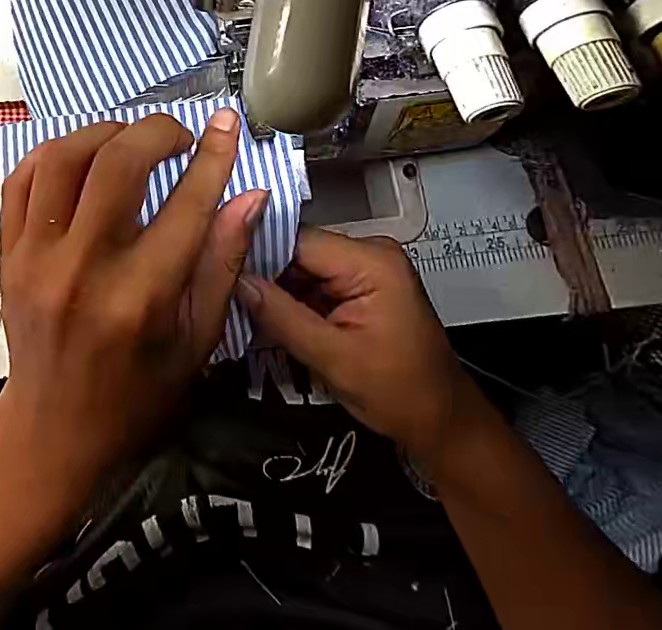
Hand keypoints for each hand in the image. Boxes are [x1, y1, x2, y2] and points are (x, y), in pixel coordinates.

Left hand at [0, 109, 268, 500]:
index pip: (186, 204)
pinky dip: (55, 154)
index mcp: (140, 297)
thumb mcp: (198, 339)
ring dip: (104, 134)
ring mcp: (35, 258)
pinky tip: (83, 159)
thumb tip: (250, 197)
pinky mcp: (8, 254)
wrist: (53, 430)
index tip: (225, 125)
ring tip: (130, 141)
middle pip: (118, 164)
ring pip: (64, 158)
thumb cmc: (136, 392)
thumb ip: (223, 261)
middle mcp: (83, 269)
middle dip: (157, 132)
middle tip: (178, 136)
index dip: (213, 156)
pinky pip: (22, 180)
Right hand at [238, 228, 483, 458]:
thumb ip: (282, 317)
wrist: (442, 421)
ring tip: (237, 305)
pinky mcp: (360, 284)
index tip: (219, 272)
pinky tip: (265, 314)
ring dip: (275, 288)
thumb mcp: (334, 358)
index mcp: (371, 261)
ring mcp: (365, 267)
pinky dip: (293, 299)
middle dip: (264, 273)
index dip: (257, 254)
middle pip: (299, 250)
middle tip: (223, 294)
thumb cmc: (398, 392)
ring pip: (302, 266)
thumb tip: (235, 281)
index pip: (299, 241)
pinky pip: (315, 281)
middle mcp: (369, 252)